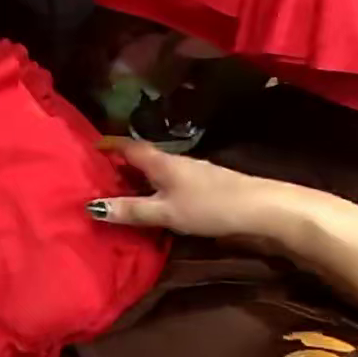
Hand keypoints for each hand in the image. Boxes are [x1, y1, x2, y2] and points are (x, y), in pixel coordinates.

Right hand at [87, 138, 321, 249]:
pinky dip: (156, 188)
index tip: (92, 144)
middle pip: (143, 158)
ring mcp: (194, 173)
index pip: (129, 147)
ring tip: (122, 190)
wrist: (267, 210)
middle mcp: (176, 162)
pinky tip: (156, 202)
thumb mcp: (165, 212)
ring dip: (140, 178)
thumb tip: (90, 206)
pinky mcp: (207, 187)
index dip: (111, 145)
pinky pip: (171, 183)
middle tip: (99, 173)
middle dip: (121, 164)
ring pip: (158, 171)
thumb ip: (130, 210)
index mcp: (161, 162)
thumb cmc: (210, 206)